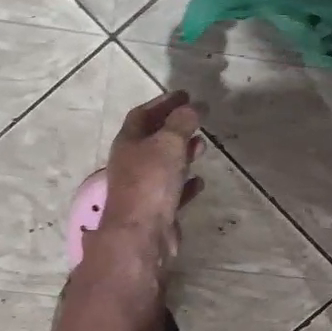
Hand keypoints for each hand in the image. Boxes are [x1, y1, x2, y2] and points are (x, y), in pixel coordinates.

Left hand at [95, 90, 203, 267]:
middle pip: (153, 138)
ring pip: (165, 164)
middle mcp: (131, 163)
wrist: (141, 236)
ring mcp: (143, 188)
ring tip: (202, 146)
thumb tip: (195, 106)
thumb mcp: (169, 142)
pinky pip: (174, 191)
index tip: (185, 94)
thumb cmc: (151, 182)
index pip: (143, 113)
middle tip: (198, 119)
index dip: (164, 102)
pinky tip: (200, 180)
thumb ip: (183, 121)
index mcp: (128, 142)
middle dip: (175, 127)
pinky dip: (187, 183)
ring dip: (183, 152)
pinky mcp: (156, 210)